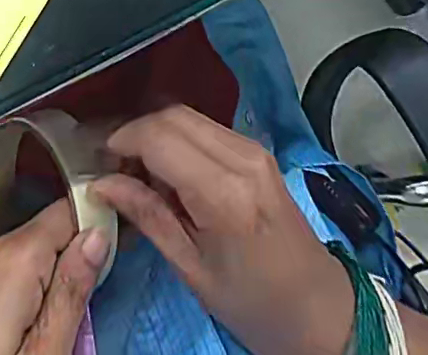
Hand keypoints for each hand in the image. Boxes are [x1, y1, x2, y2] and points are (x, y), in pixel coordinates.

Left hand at [0, 197, 109, 354]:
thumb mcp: (45, 353)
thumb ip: (71, 291)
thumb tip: (96, 236)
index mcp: (15, 256)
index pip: (67, 210)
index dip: (99, 220)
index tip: (126, 233)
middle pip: (51, 228)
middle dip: (80, 245)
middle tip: (109, 274)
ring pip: (34, 248)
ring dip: (60, 264)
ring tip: (85, 292)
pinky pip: (15, 265)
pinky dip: (38, 276)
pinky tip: (50, 303)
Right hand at [92, 105, 353, 354]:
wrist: (326, 313)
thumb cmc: (256, 305)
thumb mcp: (193, 271)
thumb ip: (147, 216)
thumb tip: (101, 184)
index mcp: (225, 194)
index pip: (158, 137)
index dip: (122, 142)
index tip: (101, 164)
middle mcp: (242, 158)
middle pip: (170, 115)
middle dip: (134, 133)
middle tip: (116, 166)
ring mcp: (253, 149)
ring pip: (185, 115)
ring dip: (154, 133)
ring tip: (140, 171)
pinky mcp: (256, 150)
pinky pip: (202, 126)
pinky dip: (176, 137)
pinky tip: (169, 170)